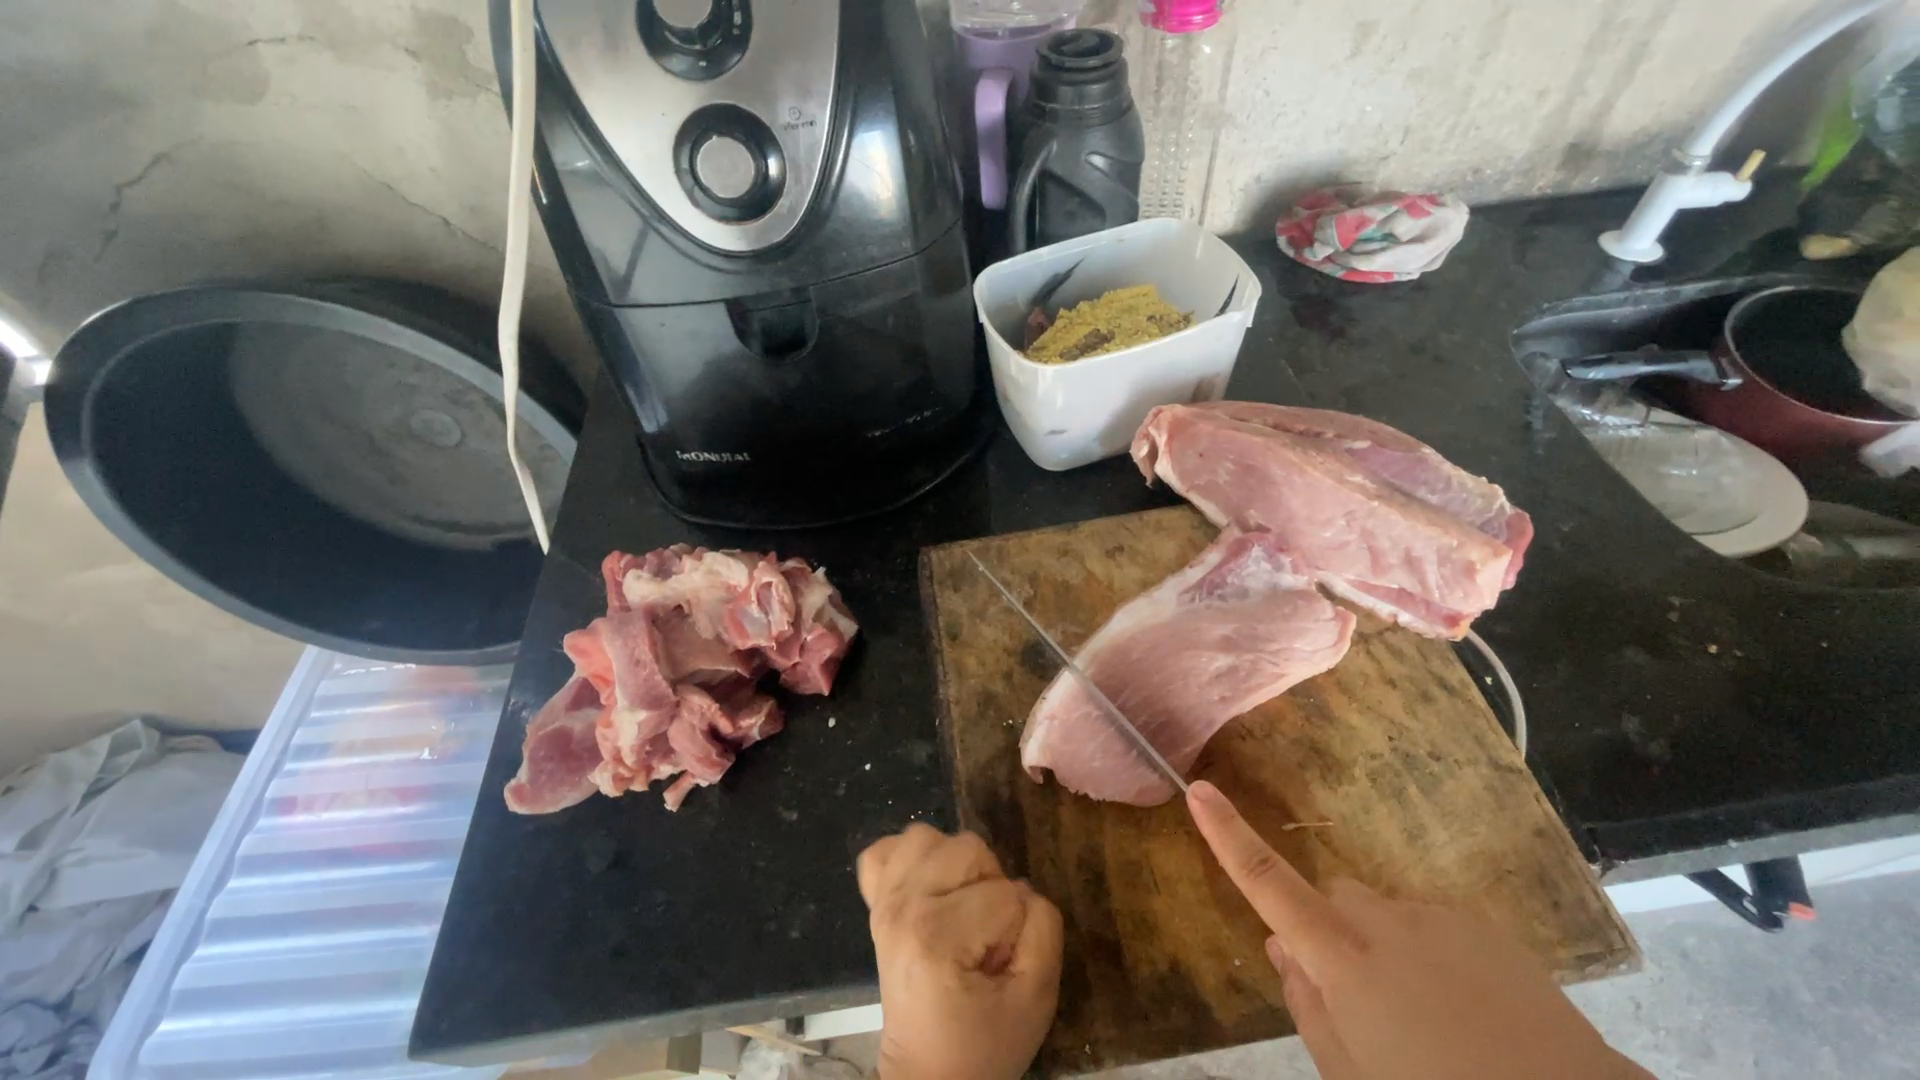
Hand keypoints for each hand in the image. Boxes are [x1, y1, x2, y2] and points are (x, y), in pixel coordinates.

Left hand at [857, 824, 1062, 1079]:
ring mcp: (883, 901)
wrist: (929, 1073)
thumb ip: (1043, 931)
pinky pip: (883, 850)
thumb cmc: (985, 1043)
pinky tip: (927, 887)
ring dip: (954, 865)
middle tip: (986, 934)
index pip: (1005, 892)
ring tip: (961, 905)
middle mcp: (902, 907)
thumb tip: (1022, 889)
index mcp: (937, 935)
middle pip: (967, 849)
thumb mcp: (1037, 998)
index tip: (1002, 964)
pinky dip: (907, 860)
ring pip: (927, 837)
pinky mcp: (874, 902)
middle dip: (990, 887)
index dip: (1017, 925)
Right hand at [1186, 780, 1654, 1079]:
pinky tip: (1468, 1010)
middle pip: (1332, 899)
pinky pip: (1431, 924)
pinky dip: (1429, 953)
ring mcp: (1437, 916)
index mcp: (1340, 959)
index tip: (1198, 790)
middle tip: (1359, 1001)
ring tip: (1428, 1018)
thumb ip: (1306, 1005)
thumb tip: (1282, 946)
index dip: (1227, 836)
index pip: (1267, 884)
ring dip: (1384, 947)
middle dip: (1331, 932)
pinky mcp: (1483, 925)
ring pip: (1383, 915)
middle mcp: (1382, 920)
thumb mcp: (1350, 1074)